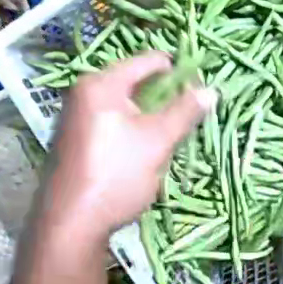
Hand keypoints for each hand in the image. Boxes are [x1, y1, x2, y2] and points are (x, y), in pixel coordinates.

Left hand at [43, 52, 213, 241]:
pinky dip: (132, 129)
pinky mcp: (75, 142)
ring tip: (173, 134)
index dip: (177, 69)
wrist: (72, 222)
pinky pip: (111, 123)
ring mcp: (75, 118)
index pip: (146, 61)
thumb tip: (211, 90)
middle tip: (190, 113)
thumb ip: (184, 112)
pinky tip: (146, 150)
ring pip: (124, 106)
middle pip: (134, 83)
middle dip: (164, 96)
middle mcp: (83, 94)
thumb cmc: (116, 174)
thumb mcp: (157, 141)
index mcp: (100, 85)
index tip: (201, 84)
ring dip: (150, 116)